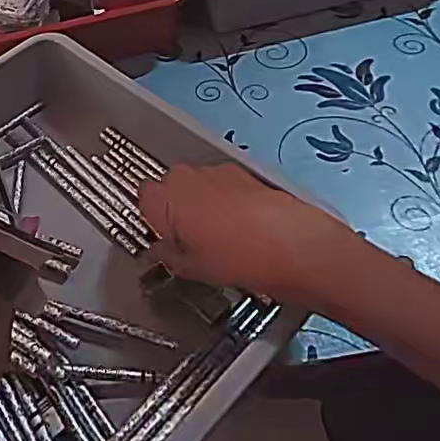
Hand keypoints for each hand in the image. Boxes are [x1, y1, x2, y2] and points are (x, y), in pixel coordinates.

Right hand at [139, 162, 361, 309]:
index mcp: (165, 197)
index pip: (143, 199)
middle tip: (189, 241)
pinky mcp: (243, 172)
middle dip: (176, 209)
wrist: (296, 245)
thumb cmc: (242, 257)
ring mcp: (217, 171)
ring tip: (220, 237)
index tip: (163, 238)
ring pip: (197, 185)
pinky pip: (222, 184)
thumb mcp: (194, 269)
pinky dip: (226, 200)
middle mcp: (187, 176)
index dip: (153, 220)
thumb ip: (168, 256)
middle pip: (169, 187)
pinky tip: (240, 229)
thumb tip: (163, 252)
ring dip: (202, 204)